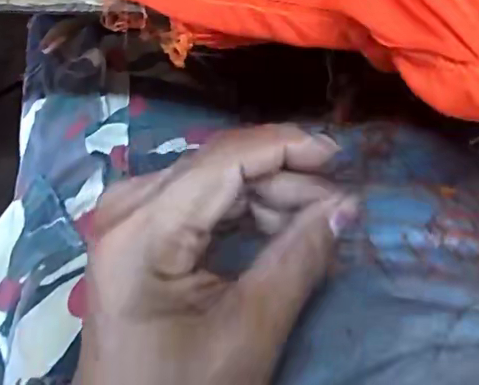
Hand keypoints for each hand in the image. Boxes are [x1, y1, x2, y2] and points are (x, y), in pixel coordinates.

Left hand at [73, 125, 358, 384]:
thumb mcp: (248, 332)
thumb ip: (300, 257)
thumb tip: (347, 204)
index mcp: (142, 228)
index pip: (227, 158)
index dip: (288, 146)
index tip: (340, 155)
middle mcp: (131, 202)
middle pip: (225, 164)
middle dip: (287, 178)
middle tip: (339, 200)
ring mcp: (134, 209)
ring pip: (221, 176)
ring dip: (273, 194)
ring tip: (319, 218)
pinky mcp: (143, 223)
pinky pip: (207, 195)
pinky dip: (250, 208)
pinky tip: (286, 225)